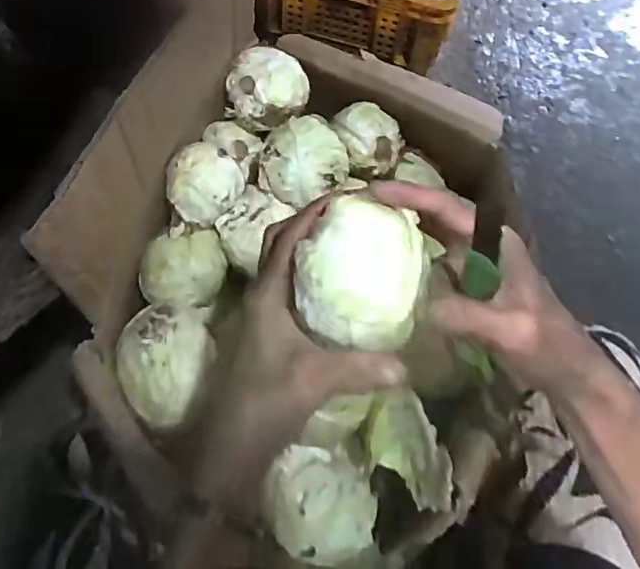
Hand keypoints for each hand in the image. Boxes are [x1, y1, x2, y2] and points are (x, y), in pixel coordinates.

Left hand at [188, 194, 404, 516]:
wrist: (231, 443)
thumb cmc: (266, 401)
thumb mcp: (316, 380)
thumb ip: (362, 368)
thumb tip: (408, 363)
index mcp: (266, 292)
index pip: (285, 238)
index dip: (310, 213)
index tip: (342, 197)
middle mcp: (260, 293)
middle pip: (278, 241)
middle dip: (306, 220)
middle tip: (343, 211)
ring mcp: (262, 311)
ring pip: (280, 261)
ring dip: (304, 243)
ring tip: (341, 237)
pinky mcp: (269, 328)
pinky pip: (288, 285)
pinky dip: (307, 272)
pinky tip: (334, 285)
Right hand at [369, 181, 603, 396]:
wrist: (571, 376)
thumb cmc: (547, 345)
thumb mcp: (508, 330)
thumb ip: (463, 314)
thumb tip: (415, 305)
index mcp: (496, 241)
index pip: (447, 207)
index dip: (411, 195)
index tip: (375, 190)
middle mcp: (483, 244)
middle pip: (436, 212)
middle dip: (401, 202)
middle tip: (360, 201)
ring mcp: (475, 264)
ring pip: (433, 234)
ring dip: (403, 225)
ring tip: (365, 223)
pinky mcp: (469, 285)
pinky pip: (432, 262)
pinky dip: (409, 257)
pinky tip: (385, 264)